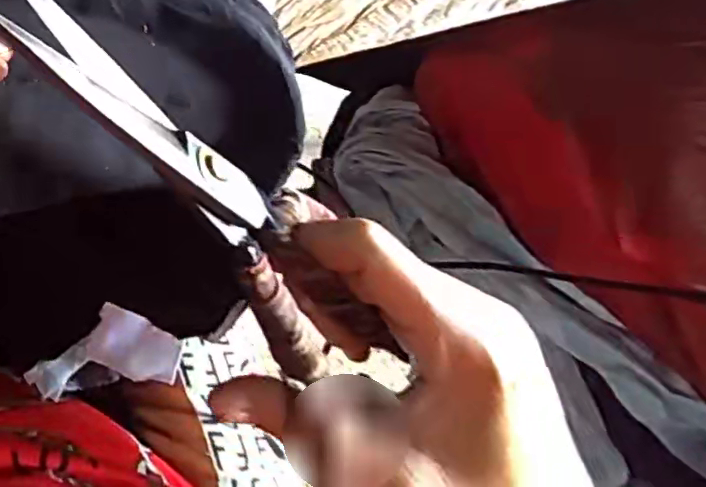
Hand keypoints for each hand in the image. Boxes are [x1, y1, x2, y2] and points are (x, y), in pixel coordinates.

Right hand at [211, 219, 590, 486]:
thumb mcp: (374, 473)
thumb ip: (291, 418)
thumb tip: (224, 395)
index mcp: (467, 336)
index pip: (362, 242)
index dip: (300, 243)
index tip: (262, 264)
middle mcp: (481, 314)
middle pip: (362, 251)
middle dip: (312, 277)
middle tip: (293, 319)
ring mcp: (482, 319)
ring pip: (372, 266)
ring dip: (329, 292)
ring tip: (327, 341)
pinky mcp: (474, 330)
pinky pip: (392, 287)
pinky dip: (354, 304)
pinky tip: (351, 343)